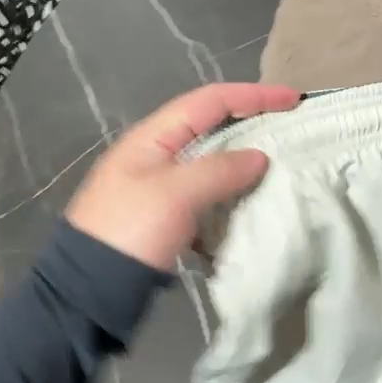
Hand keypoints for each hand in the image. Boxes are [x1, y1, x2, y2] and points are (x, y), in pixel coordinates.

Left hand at [66, 83, 300, 269]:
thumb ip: (220, 169)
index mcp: (153, 136)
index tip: (293, 100)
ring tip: (280, 166)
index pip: (211, 100)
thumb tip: (259, 156)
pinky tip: (253, 202)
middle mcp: (157, 153)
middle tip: (291, 130)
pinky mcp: (166, 215)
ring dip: (245, 161)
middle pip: (212, 126)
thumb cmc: (131, 230)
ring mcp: (160, 185)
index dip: (253, 95)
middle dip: (252, 123)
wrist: (89, 287)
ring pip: (212, 161)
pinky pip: (207, 193)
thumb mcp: (176, 193)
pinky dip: (232, 193)